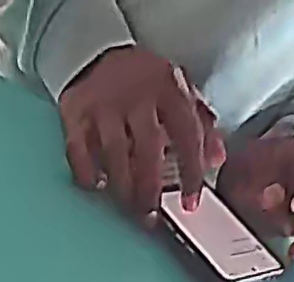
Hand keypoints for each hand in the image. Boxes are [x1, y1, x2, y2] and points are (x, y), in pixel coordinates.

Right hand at [59, 45, 224, 219]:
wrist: (96, 55)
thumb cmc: (143, 84)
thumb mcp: (177, 95)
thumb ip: (200, 127)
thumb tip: (217, 158)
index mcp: (167, 88)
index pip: (186, 135)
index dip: (190, 173)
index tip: (190, 203)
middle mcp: (136, 95)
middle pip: (147, 151)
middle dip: (150, 190)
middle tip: (151, 214)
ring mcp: (104, 105)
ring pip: (114, 156)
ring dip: (122, 189)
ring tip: (128, 205)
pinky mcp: (76, 115)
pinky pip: (78, 153)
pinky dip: (88, 175)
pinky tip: (99, 184)